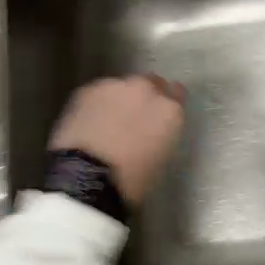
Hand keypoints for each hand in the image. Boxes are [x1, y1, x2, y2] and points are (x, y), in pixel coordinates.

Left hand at [48, 75, 185, 206]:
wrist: (87, 177)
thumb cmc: (131, 180)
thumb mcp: (160, 158)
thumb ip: (161, 132)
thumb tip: (153, 128)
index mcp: (169, 110)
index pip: (177, 93)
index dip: (168, 103)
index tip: (160, 114)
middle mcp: (145, 89)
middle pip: (149, 83)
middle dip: (143, 96)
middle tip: (133, 117)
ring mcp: (115, 85)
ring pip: (121, 86)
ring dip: (119, 99)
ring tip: (107, 121)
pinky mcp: (88, 89)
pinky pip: (98, 92)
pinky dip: (97, 103)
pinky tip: (90, 121)